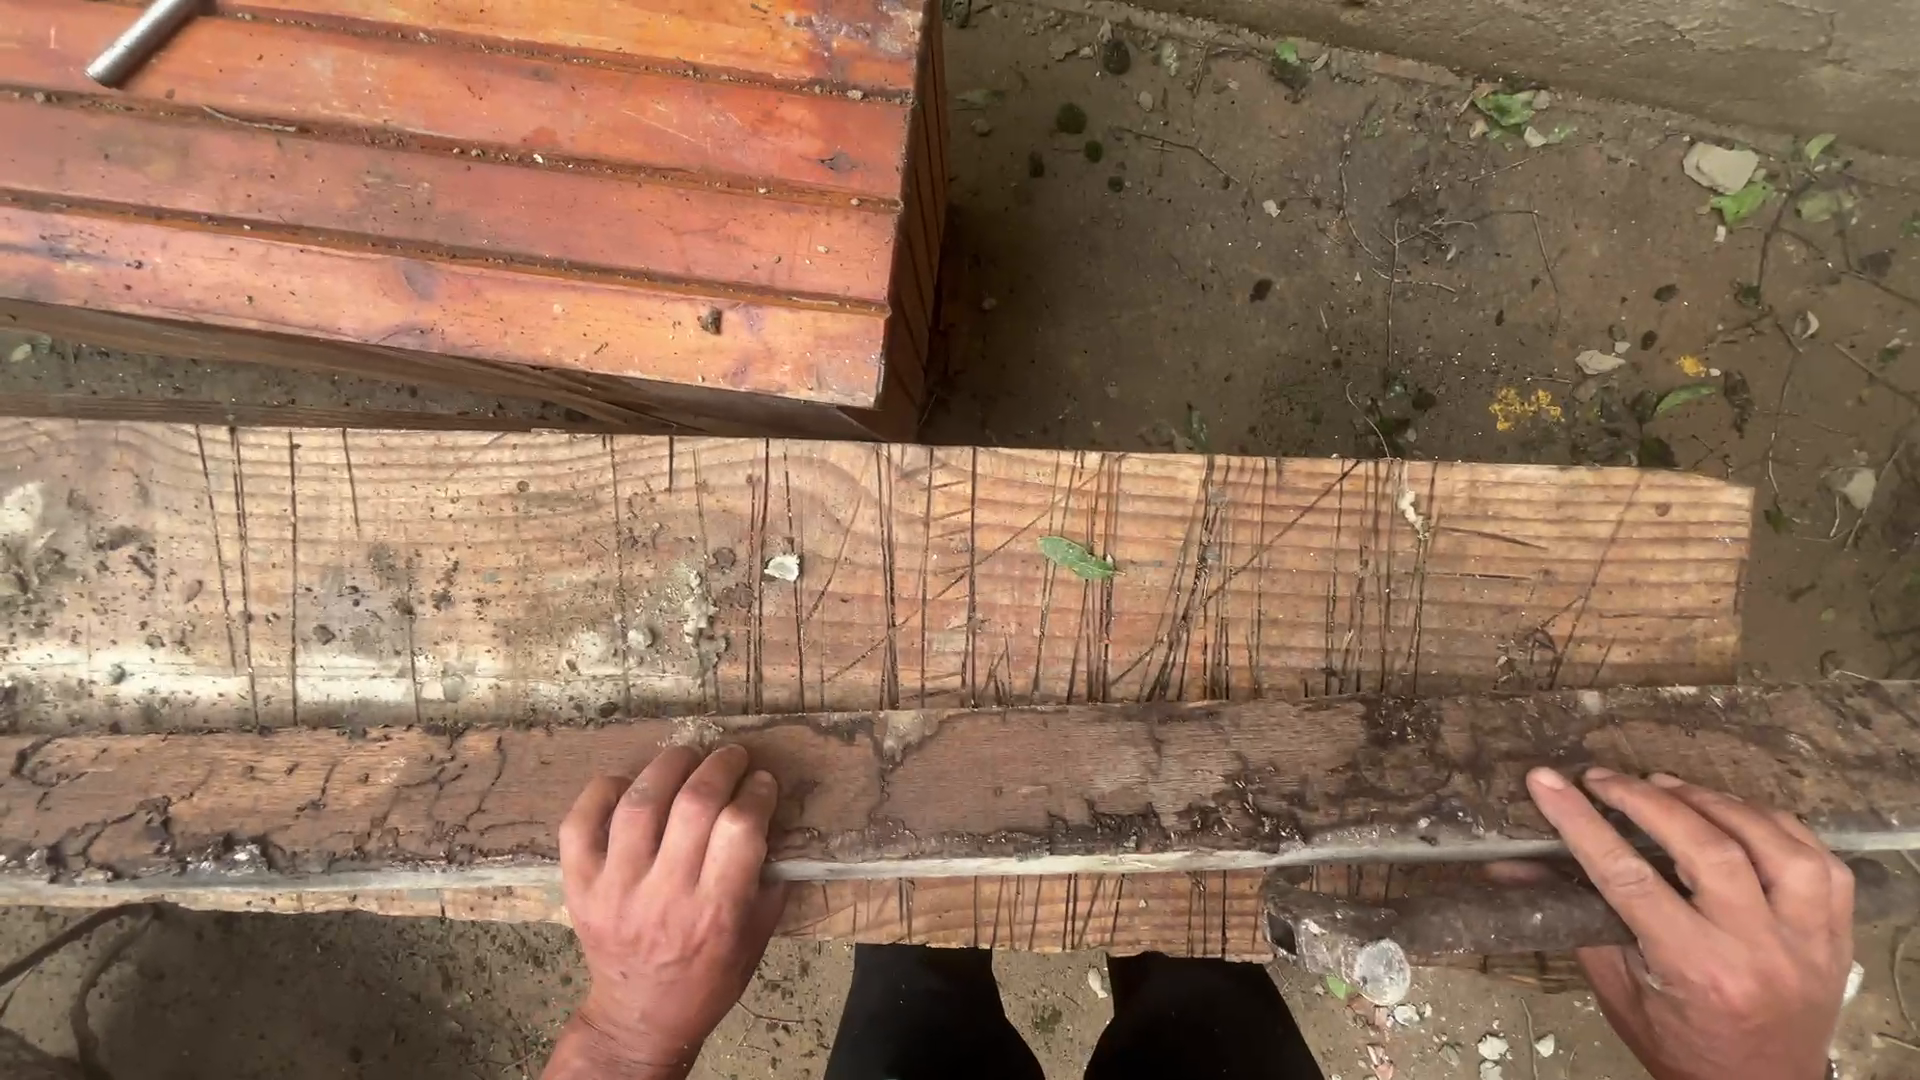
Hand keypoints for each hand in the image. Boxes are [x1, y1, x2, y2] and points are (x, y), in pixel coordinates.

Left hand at [543, 744, 786, 1079]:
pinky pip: (580, 823)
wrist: (640, 1017)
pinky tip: (629, 782)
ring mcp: (615, 889)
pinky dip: (602, 790)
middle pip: (694, 803)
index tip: (763, 781)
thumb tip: (776, 812)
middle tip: (733, 756)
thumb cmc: (711, 975)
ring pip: (640, 803)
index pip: (740, 827)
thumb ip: (771, 873)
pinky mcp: (579, 886)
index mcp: (716, 910)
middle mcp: (664, 896)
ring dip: (670, 765)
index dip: (757, 791)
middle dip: (721, 766)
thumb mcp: (759, 931)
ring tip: (688, 756)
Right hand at [1526, 767, 1852, 1079]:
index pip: (1628, 875)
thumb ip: (1569, 915)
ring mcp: (1810, 944)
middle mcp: (1761, 952)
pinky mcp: (1836, 938)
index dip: (1580, 821)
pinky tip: (1730, 812)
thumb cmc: (1673, 1040)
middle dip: (1644, 800)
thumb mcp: (1610, 983)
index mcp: (1696, 968)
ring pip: (1777, 849)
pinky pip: (1820, 864)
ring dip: (1715, 804)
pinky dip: (1774, 825)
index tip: (1545, 782)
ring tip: (1666, 785)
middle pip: (1708, 850)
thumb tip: (1501, 865)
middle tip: (1601, 778)